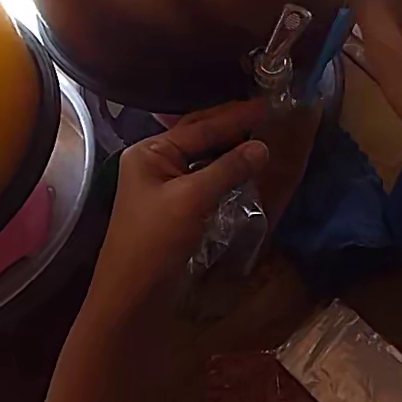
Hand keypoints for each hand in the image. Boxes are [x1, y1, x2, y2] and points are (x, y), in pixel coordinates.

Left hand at [87, 99, 270, 318]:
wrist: (132, 297)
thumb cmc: (154, 242)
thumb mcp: (192, 200)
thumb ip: (227, 169)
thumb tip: (262, 147)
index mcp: (149, 152)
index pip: (199, 127)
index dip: (236, 116)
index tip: (268, 105)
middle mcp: (155, 163)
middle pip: (199, 137)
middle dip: (233, 126)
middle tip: (269, 114)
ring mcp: (164, 186)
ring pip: (204, 159)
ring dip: (232, 149)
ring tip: (264, 136)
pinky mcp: (175, 208)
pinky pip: (205, 180)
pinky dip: (227, 173)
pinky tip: (247, 169)